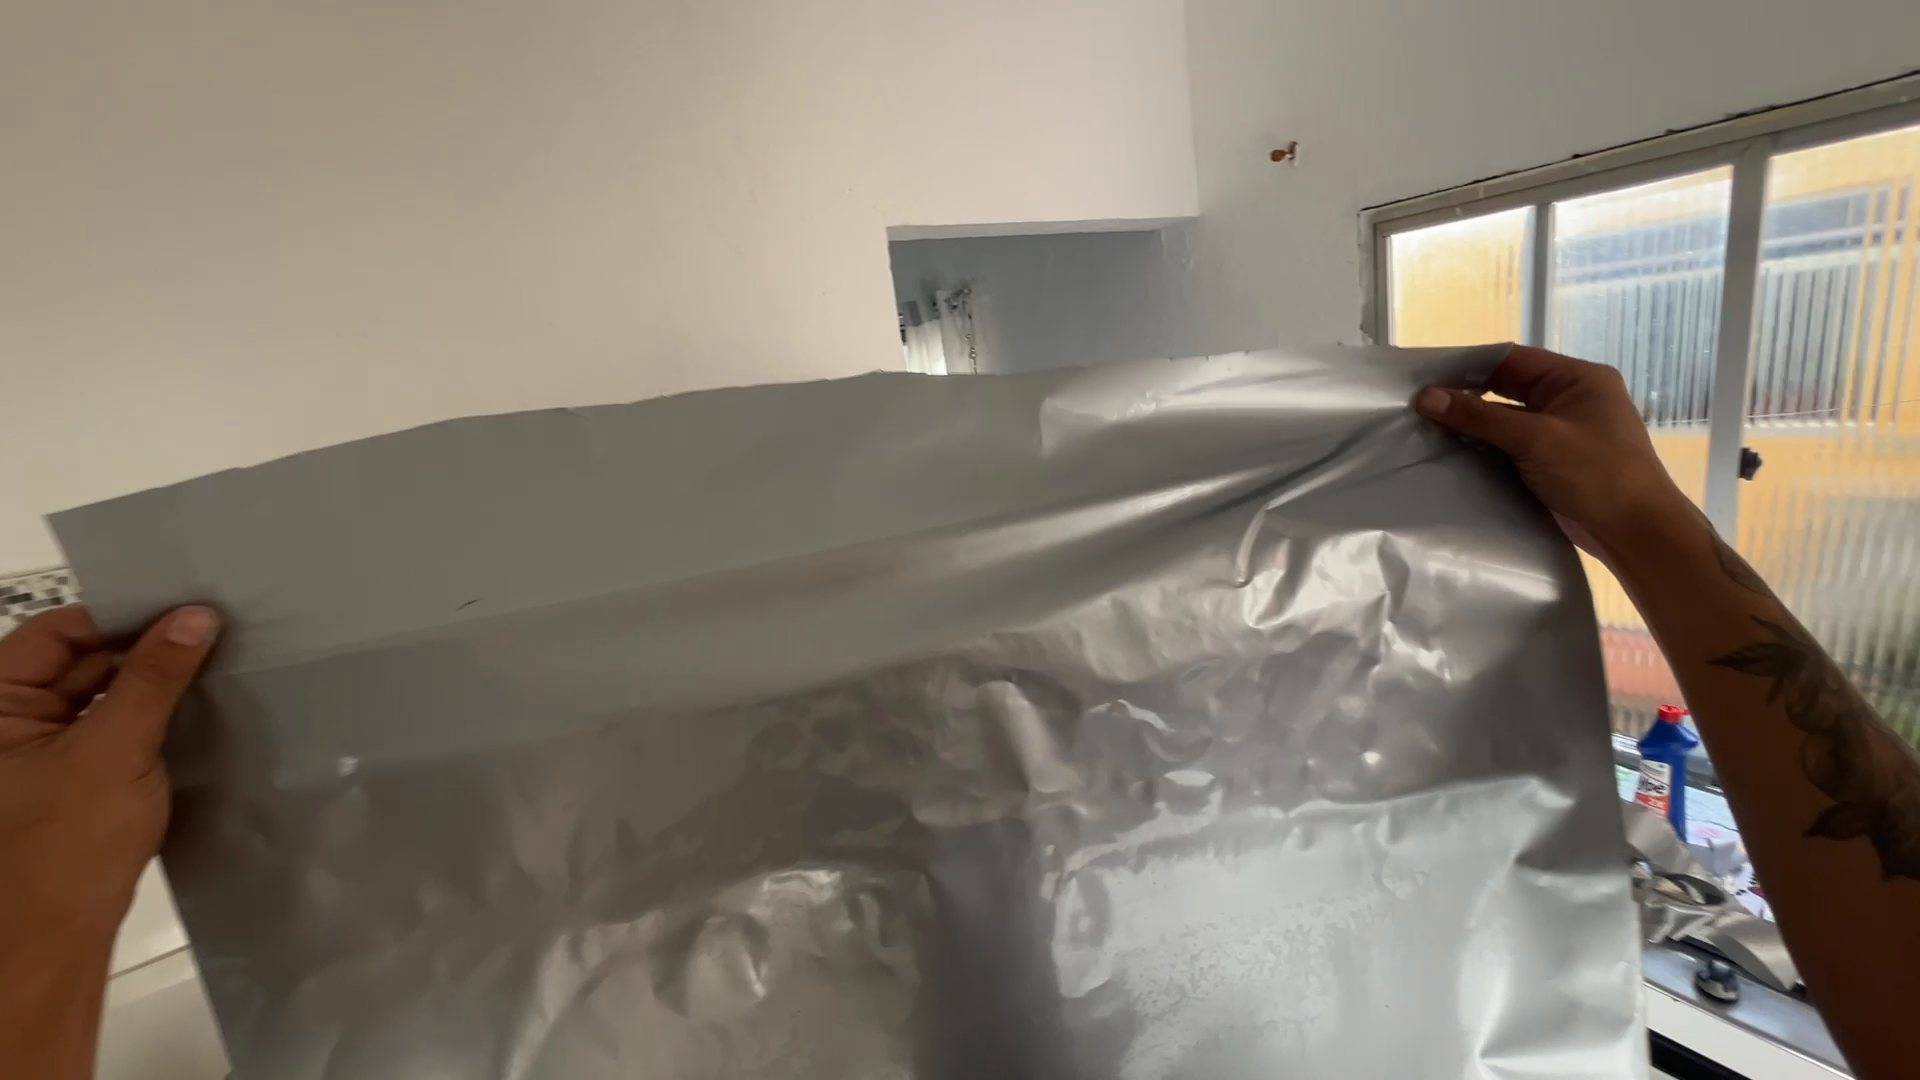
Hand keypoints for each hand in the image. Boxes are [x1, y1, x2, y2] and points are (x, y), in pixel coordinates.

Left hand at [0, 605, 217, 936]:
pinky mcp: (75, 770)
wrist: (50, 931)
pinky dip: (156, 706)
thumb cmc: (64, 840)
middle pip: (79, 658)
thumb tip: (196, 615)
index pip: (52, 634)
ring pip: (103, 688)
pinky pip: (116, 719)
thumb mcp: (114, 748)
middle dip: (146, 644)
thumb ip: (153, 678)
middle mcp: (3, 722)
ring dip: (157, 676)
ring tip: (221, 660)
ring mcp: (37, 749)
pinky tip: (201, 700)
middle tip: (220, 629)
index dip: (118, 616)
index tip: (191, 607)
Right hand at [1416, 345, 1693, 553]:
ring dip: (1469, 424)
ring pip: (1503, 418)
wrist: (1634, 530)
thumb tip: (1425, 397)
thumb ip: (1478, 416)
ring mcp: (1560, 430)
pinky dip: (1481, 446)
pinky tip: (1450, 453)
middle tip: (1417, 406)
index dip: (1467, 366)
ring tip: (1424, 429)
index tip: (1424, 377)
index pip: (1512, 359)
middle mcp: (1569, 399)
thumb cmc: (1595, 473)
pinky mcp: (1550, 459)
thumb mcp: (1534, 438)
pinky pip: (1507, 443)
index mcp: (1577, 379)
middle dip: (1464, 396)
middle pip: (1505, 388)